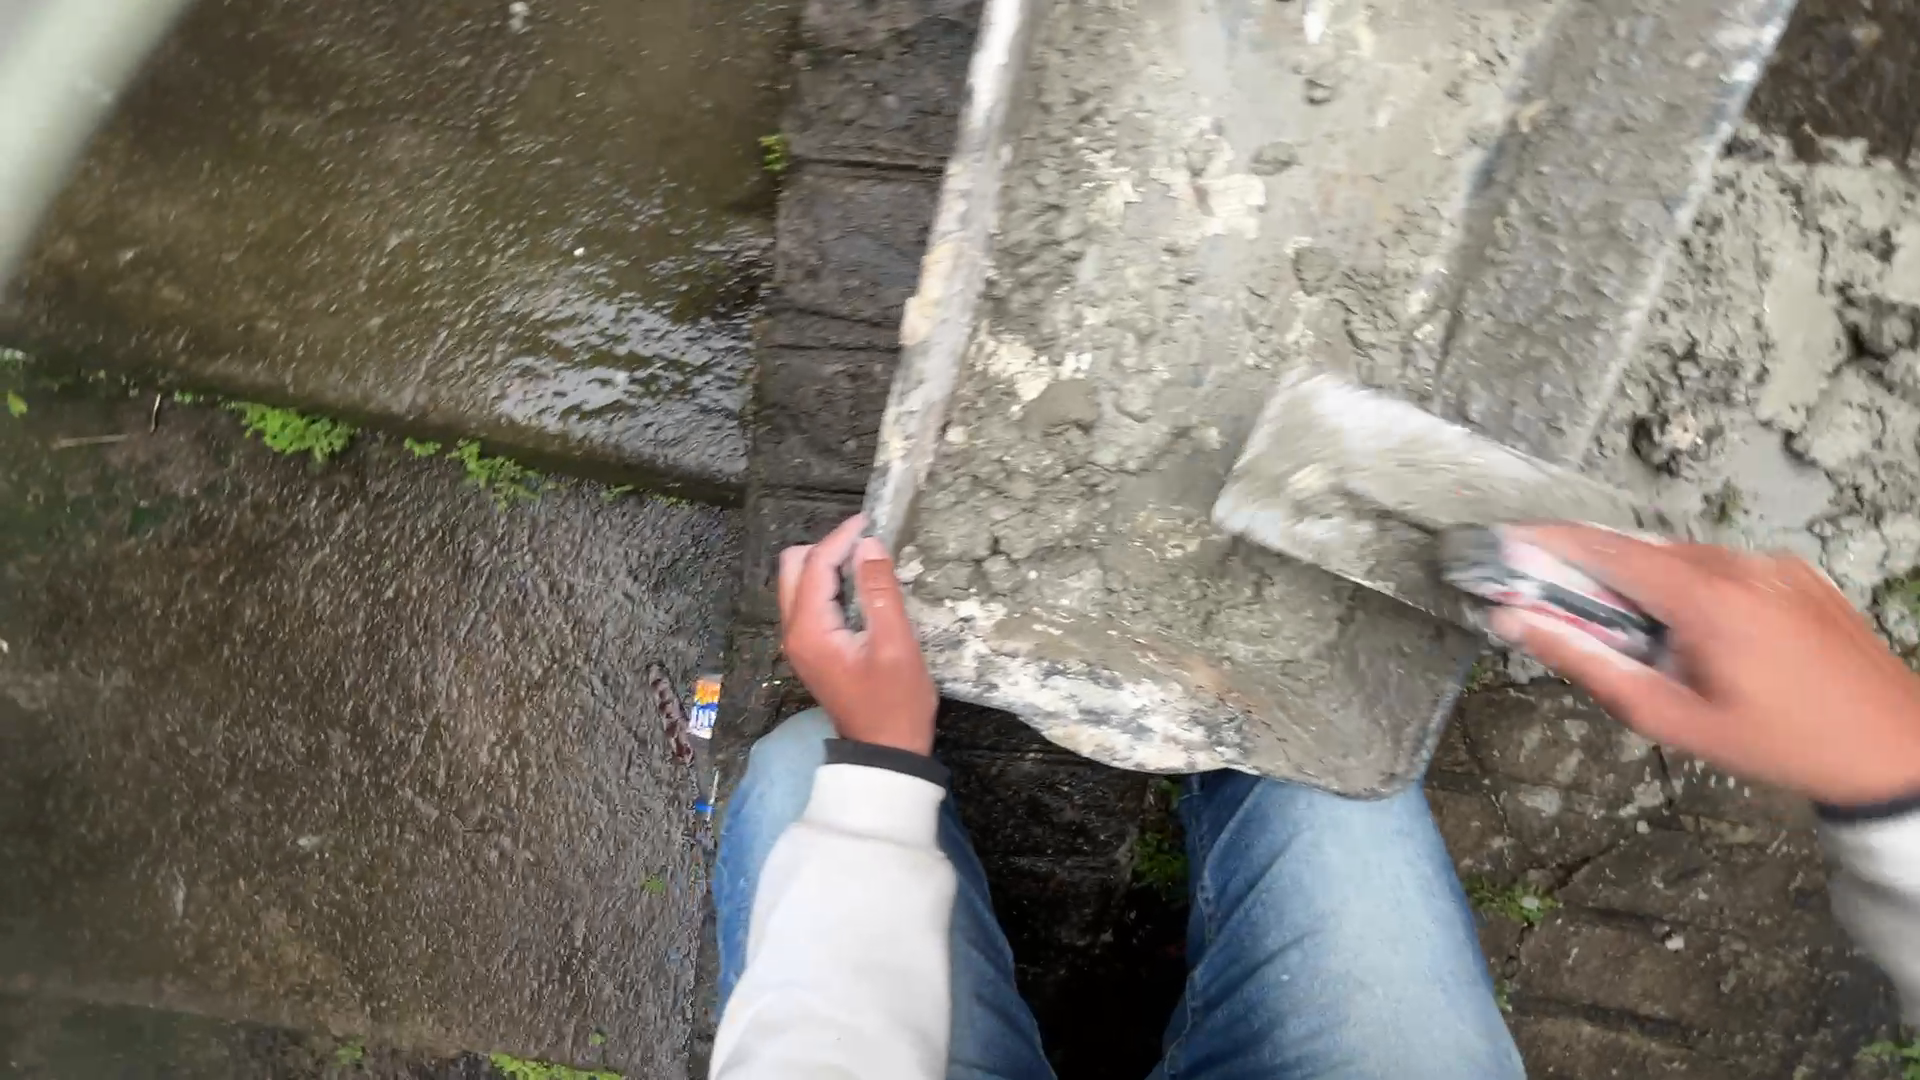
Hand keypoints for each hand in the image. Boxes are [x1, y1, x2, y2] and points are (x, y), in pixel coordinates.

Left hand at [778, 515, 937, 755]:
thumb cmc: (896, 702)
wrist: (885, 751)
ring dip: (825, 563)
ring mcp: (799, 642)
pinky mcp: (811, 648)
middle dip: (826, 547)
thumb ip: (880, 592)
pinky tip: (857, 584)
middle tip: (865, 541)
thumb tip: (869, 544)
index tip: (870, 520)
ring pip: (797, 583)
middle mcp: (794, 632)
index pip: (815, 565)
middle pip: (793, 567)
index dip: (841, 537)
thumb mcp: (896, 645)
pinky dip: (827, 583)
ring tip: (864, 558)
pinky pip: (807, 600)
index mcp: (809, 629)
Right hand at [1488, 524, 1919, 807]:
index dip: (1547, 540)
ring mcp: (1775, 566)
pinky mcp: (1795, 575)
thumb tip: (1512, 620)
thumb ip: (1584, 660)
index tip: (1503, 539)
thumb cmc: (1774, 743)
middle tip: (1545, 588)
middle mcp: (1742, 567)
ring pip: (1672, 555)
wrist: (1902, 757)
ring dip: (1628, 575)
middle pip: (1635, 548)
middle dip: (1582, 563)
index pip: (1606, 550)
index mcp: (1709, 599)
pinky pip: (1711, 564)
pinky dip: (1671, 580)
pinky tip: (1672, 620)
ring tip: (1614, 618)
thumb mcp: (1665, 715)